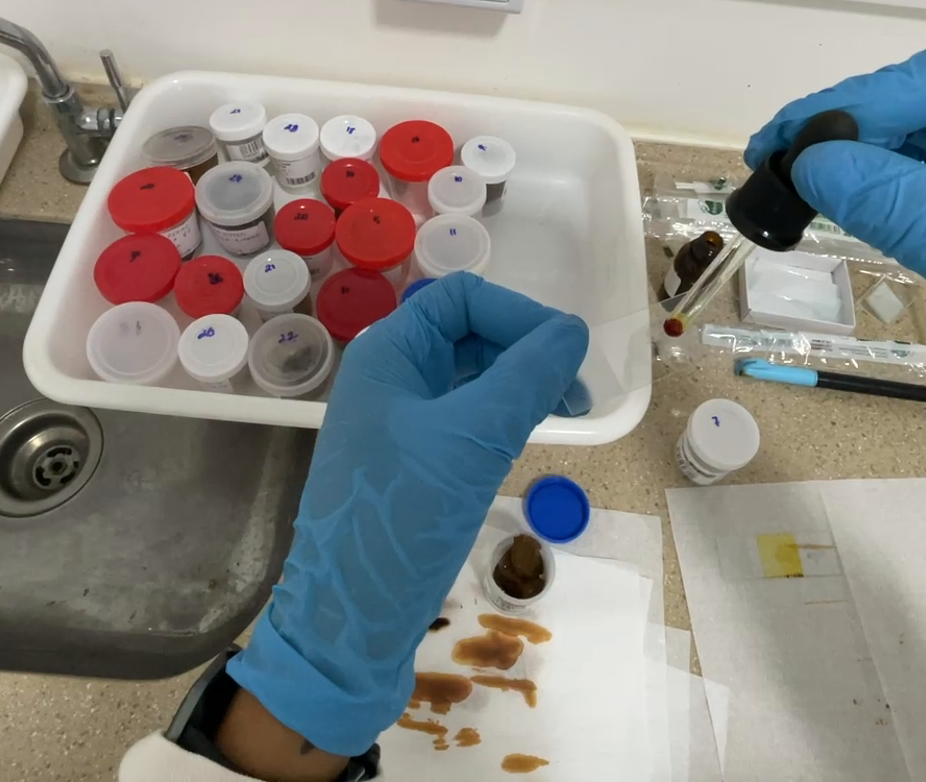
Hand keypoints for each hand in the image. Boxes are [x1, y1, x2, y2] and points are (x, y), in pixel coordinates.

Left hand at [225, 273, 588, 754]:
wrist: (349, 625)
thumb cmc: (402, 518)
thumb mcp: (473, 439)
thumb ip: (526, 376)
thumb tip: (573, 332)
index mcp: (390, 353)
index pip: (464, 300)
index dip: (518, 315)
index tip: (565, 355)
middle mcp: (393, 375)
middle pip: (471, 332)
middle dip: (526, 351)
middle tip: (576, 394)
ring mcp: (402, 418)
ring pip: (474, 375)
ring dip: (522, 383)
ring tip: (567, 413)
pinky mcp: (416, 458)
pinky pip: (468, 415)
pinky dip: (505, 415)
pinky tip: (531, 434)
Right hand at [748, 35, 925, 625]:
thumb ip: (921, 213)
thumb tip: (811, 161)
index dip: (878, 95)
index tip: (802, 137)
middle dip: (850, 127)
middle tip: (768, 159)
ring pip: (920, 164)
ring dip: (851, 167)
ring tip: (780, 185)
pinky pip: (922, 216)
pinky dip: (869, 209)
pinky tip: (828, 217)